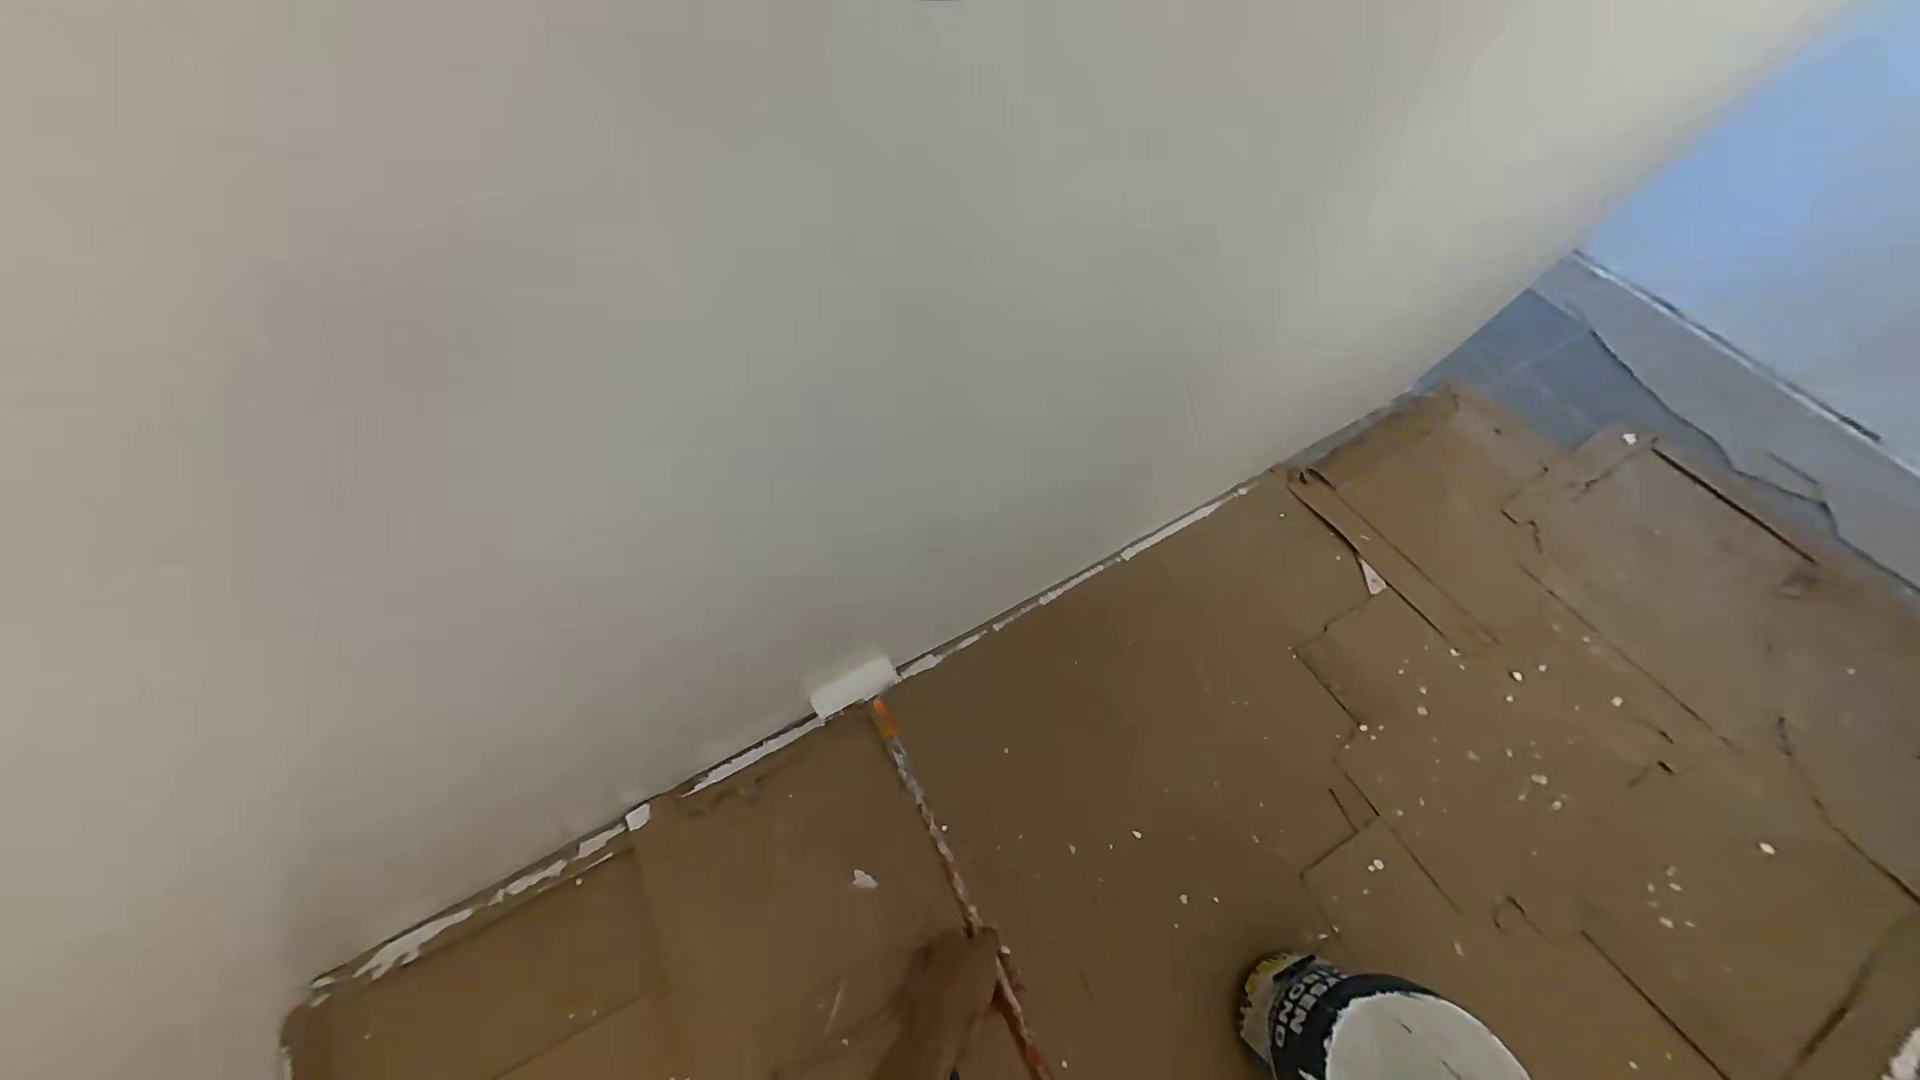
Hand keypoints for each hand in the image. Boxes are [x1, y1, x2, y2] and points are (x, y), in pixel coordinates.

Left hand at [871, 929, 1002, 1079]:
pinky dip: (988, 1004)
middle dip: (995, 968)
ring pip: (974, 982)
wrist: (945, 1026)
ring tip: (1016, 995)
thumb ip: (989, 937)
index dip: (989, 944)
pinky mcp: (947, 1011)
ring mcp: (942, 986)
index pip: (969, 935)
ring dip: (995, 987)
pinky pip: (972, 1001)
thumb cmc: (966, 978)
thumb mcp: (984, 948)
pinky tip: (1004, 1008)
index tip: (1005, 956)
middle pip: (972, 959)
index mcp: (944, 939)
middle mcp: (939, 959)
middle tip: (1014, 979)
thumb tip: (989, 934)